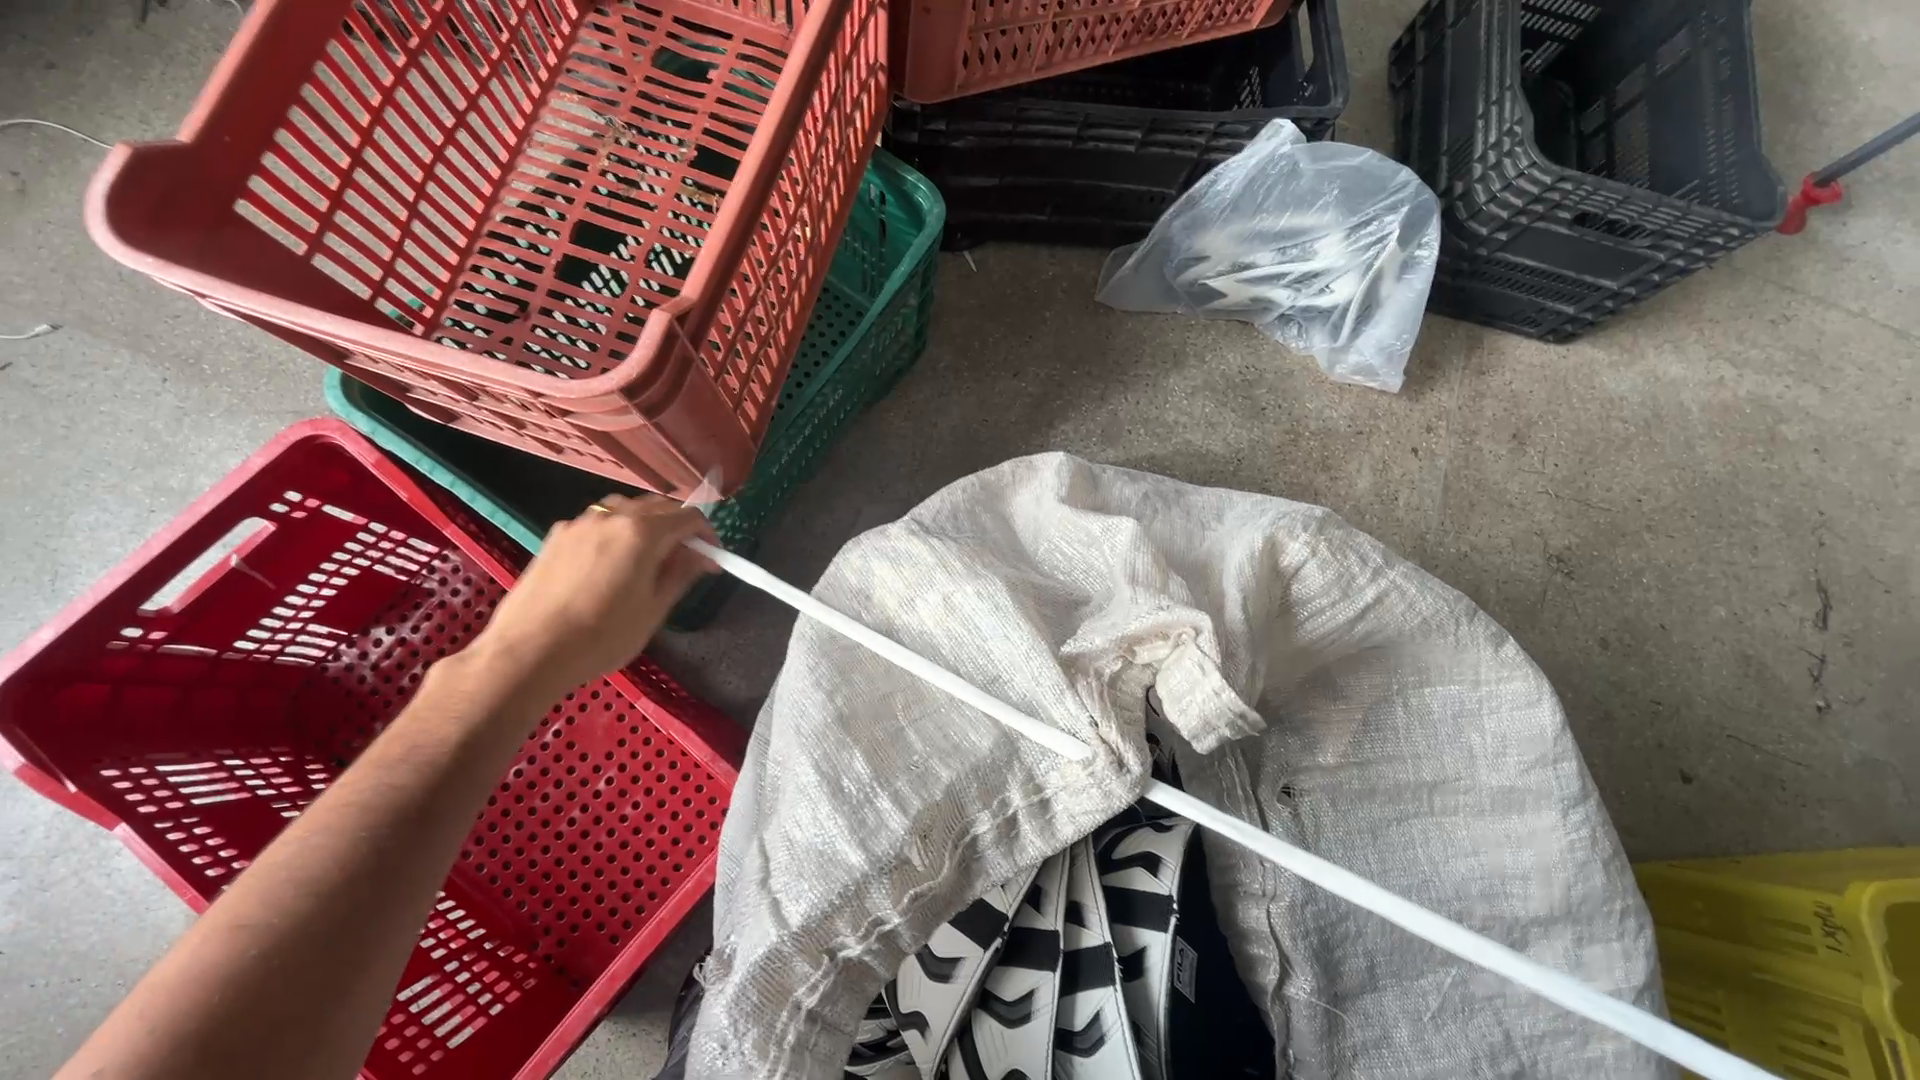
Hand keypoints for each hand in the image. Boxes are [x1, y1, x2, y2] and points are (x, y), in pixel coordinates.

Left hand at [467, 495, 717, 696]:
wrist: (529, 652)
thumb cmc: (601, 637)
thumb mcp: (653, 610)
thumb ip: (681, 575)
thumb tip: (703, 557)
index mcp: (642, 533)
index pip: (689, 517)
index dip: (708, 535)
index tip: (713, 559)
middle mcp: (611, 516)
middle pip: (658, 506)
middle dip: (679, 527)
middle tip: (687, 560)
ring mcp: (579, 523)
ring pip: (625, 509)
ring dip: (647, 524)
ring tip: (650, 558)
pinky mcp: (556, 536)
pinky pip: (598, 522)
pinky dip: (617, 531)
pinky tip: (612, 563)